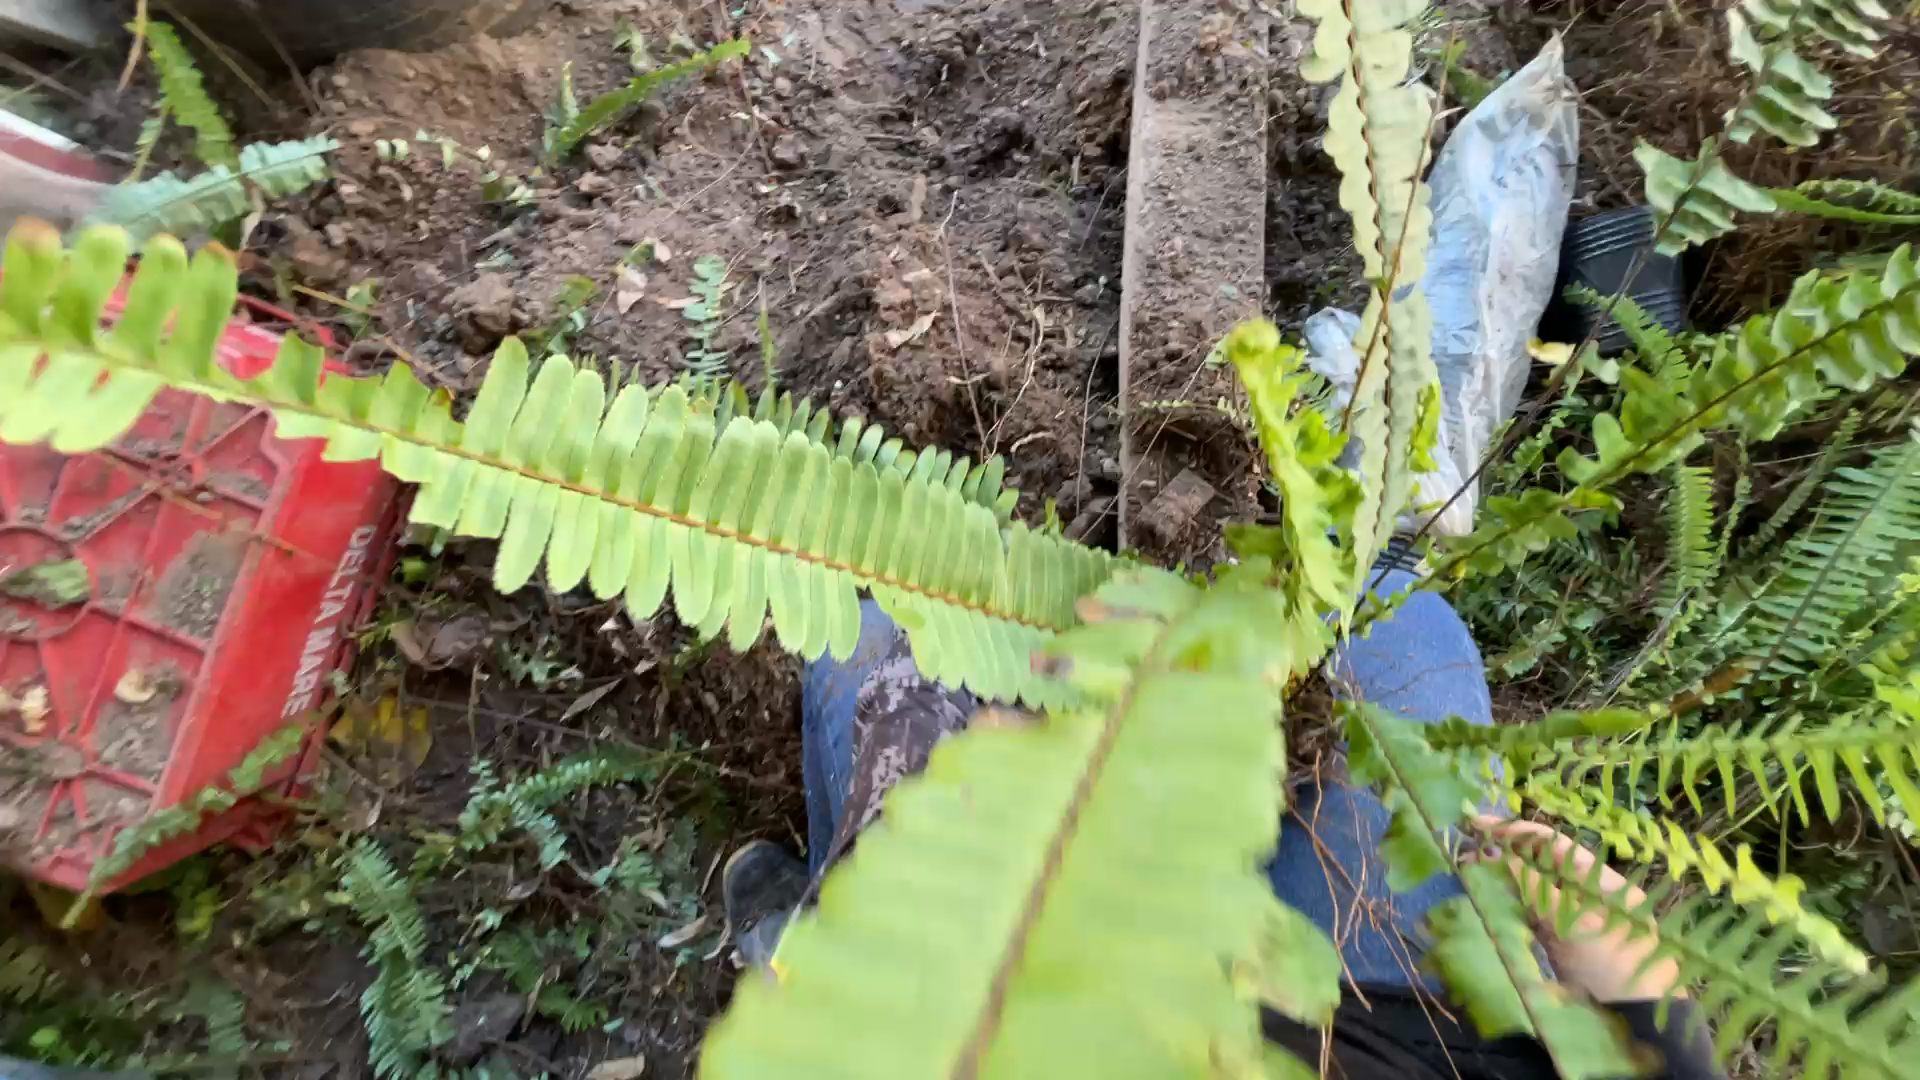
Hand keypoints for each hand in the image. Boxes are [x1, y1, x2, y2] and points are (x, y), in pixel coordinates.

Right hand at [1469, 816, 1684, 1003]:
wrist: (1631, 1023)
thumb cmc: (1608, 964)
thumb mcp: (1571, 922)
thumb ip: (1533, 885)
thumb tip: (1494, 854)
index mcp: (1604, 884)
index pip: (1555, 845)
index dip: (1517, 832)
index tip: (1479, 825)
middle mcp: (1590, 893)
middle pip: (1542, 861)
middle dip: (1505, 850)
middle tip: (1467, 843)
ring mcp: (1575, 914)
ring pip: (1532, 882)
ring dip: (1501, 872)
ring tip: (1467, 864)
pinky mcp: (1561, 933)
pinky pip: (1530, 905)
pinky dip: (1507, 895)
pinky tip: (1483, 889)